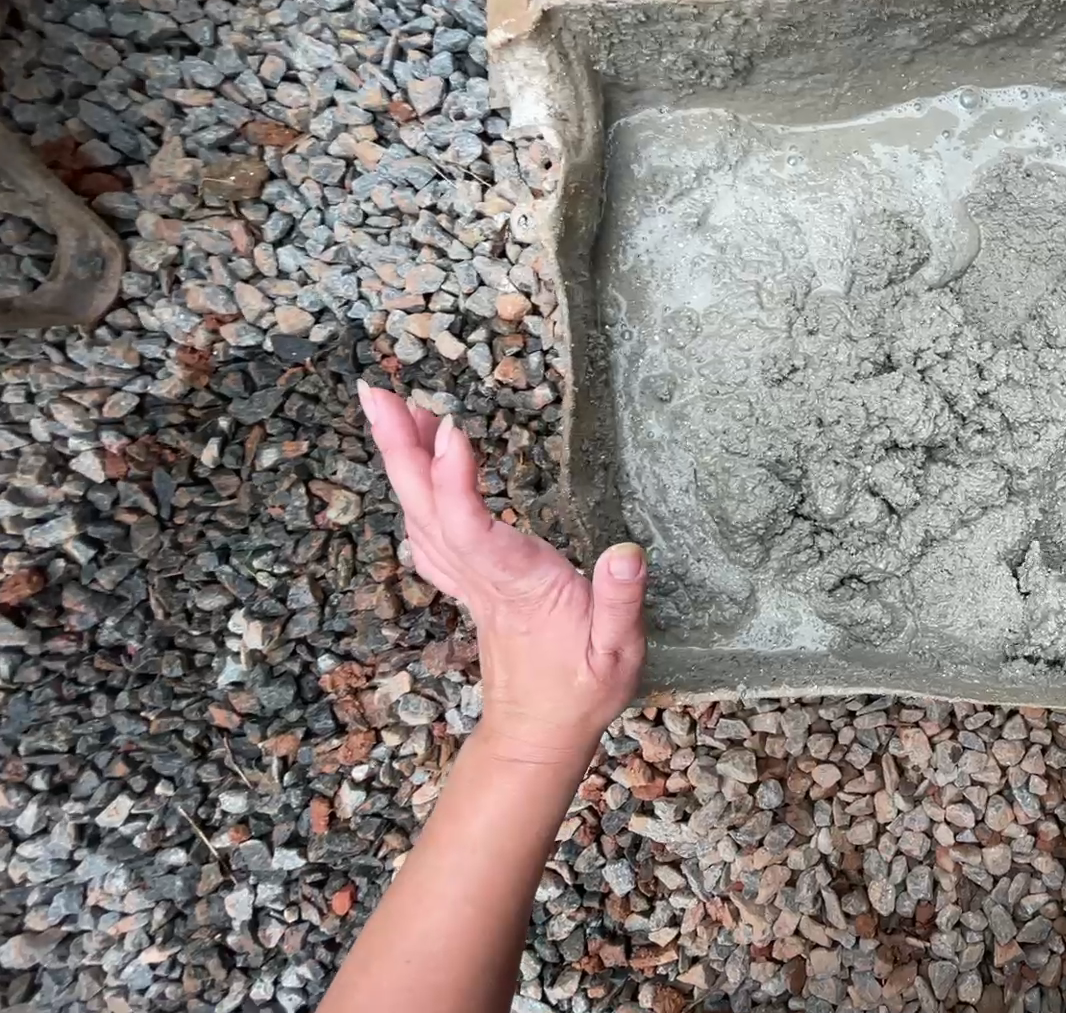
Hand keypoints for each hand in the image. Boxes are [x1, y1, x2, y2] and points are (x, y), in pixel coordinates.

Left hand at [357, 382, 647, 762]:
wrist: (541, 730)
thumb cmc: (583, 688)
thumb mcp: (619, 650)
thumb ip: (621, 601)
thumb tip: (626, 550)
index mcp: (522, 587)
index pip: (475, 529)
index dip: (457, 481)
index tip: (451, 429)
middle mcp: (485, 579)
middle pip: (429, 510)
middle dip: (402, 450)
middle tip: (378, 393)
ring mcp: (471, 583)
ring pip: (422, 517)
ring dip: (404, 464)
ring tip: (398, 413)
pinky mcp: (471, 587)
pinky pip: (428, 535)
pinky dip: (416, 497)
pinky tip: (417, 474)